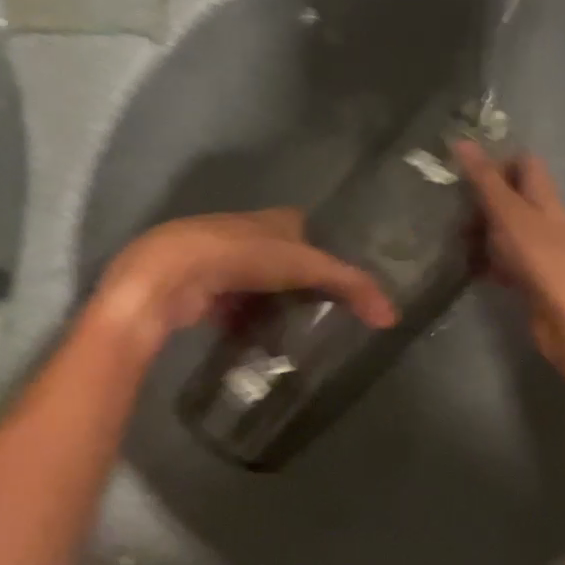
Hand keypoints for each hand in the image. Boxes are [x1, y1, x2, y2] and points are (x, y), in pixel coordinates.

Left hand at [94, 208, 397, 355]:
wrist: (172, 274)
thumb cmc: (243, 255)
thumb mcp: (306, 265)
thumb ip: (349, 286)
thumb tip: (392, 315)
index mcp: (276, 219)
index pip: (312, 232)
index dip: (328, 254)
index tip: (346, 283)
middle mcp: (249, 236)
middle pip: (285, 262)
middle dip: (301, 285)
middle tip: (325, 315)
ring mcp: (223, 264)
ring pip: (259, 289)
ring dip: (274, 309)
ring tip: (298, 336)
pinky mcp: (202, 294)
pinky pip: (235, 311)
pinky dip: (248, 326)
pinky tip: (260, 345)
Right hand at [454, 140, 564, 374]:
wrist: (564, 315)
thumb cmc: (537, 255)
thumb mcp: (505, 211)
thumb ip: (483, 178)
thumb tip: (462, 140)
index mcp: (541, 192)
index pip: (522, 162)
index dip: (495, 163)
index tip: (466, 175)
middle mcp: (541, 214)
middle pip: (508, 195)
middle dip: (479, 202)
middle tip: (454, 214)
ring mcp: (537, 245)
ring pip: (502, 228)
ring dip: (479, 233)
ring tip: (457, 244)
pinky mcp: (530, 273)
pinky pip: (502, 258)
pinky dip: (486, 260)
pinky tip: (469, 268)